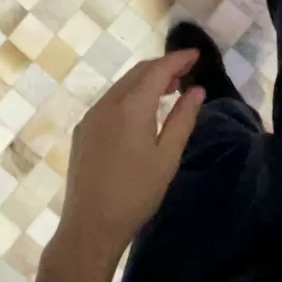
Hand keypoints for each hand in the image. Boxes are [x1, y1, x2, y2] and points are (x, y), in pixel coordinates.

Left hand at [42, 51, 205, 281]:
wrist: (90, 227)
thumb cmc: (136, 194)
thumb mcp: (167, 158)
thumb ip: (183, 119)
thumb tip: (197, 90)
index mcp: (132, 106)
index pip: (158, 69)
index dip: (178, 59)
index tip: (196, 54)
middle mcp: (109, 102)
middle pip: (139, 71)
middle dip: (163, 67)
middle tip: (185, 73)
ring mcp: (92, 114)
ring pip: (123, 84)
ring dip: (146, 80)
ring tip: (168, 90)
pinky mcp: (83, 128)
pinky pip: (111, 100)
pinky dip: (130, 94)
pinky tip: (140, 111)